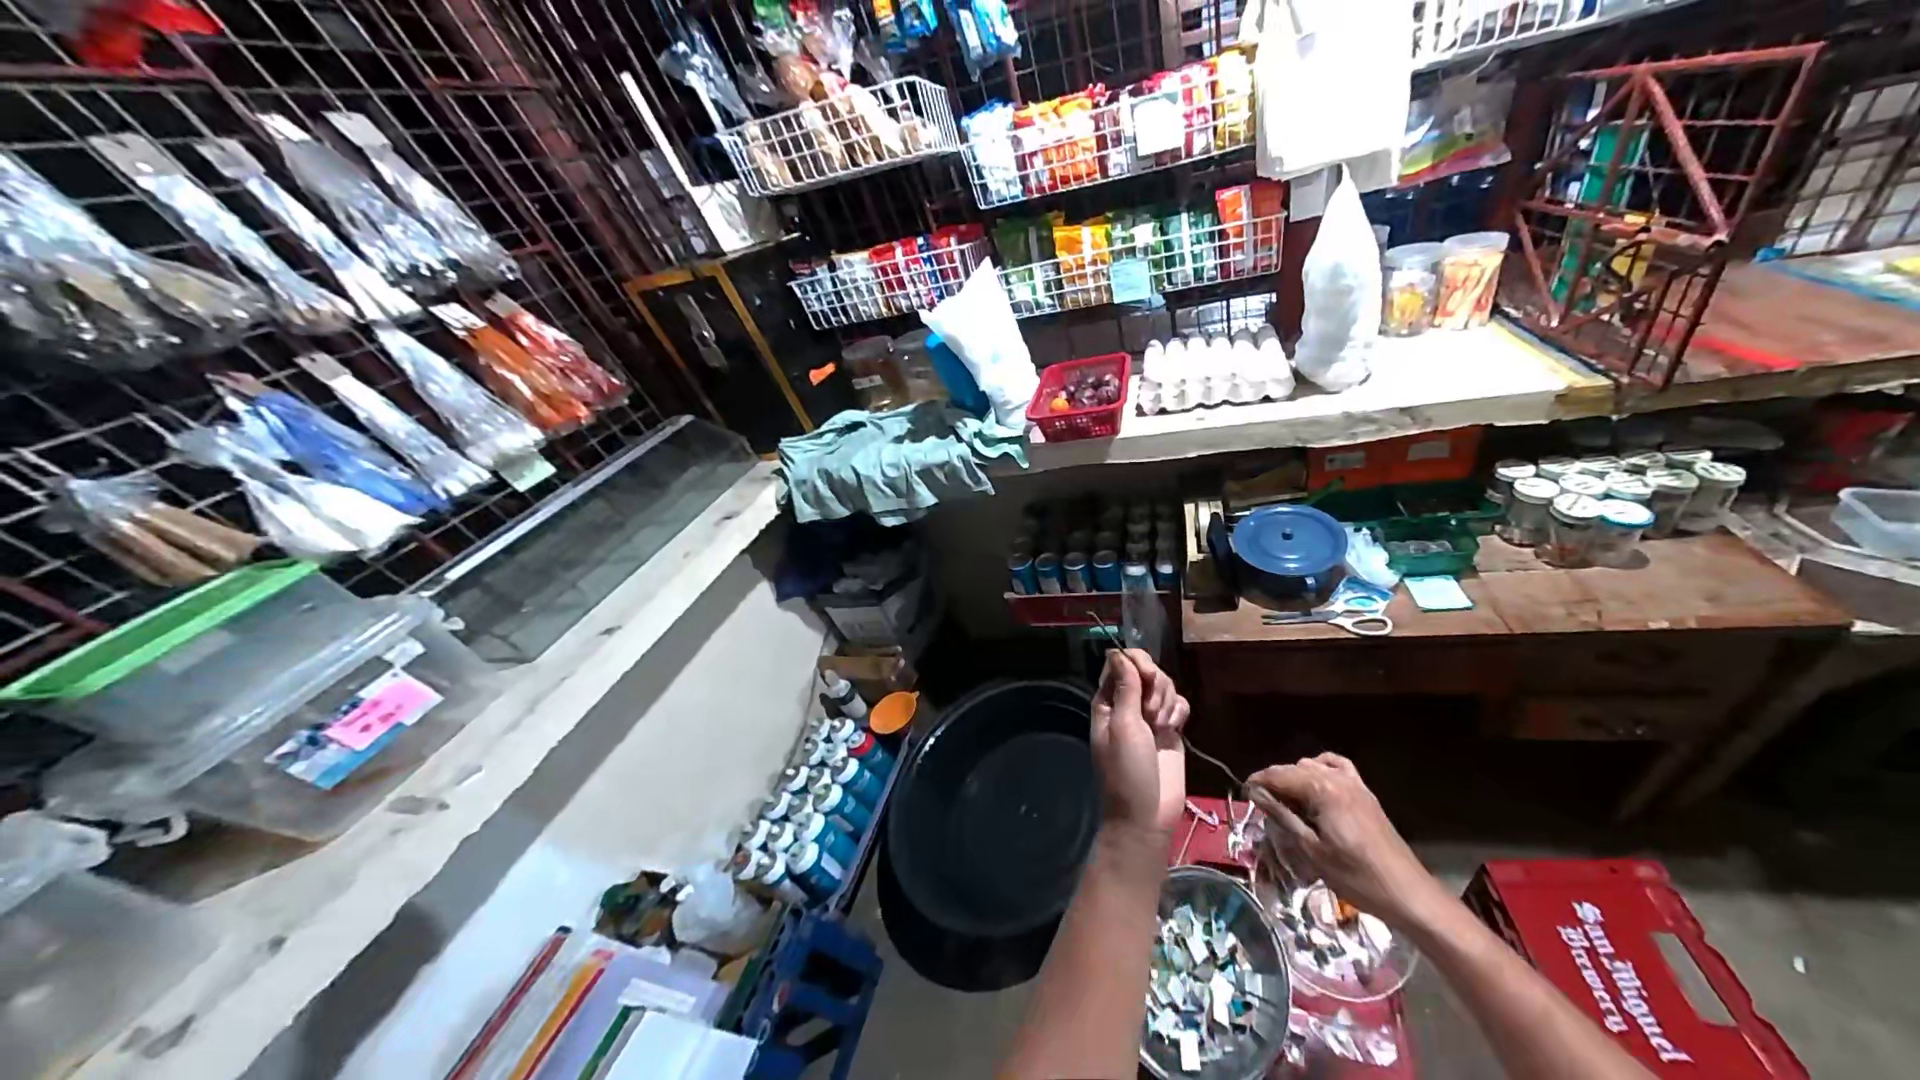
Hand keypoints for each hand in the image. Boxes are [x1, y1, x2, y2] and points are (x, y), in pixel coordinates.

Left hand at [1090, 649, 1190, 838]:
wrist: (1148, 814)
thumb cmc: (1127, 770)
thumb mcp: (1123, 726)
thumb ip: (1125, 687)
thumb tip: (1117, 651)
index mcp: (1107, 701)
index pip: (1120, 662)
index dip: (1137, 663)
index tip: (1146, 677)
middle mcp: (1127, 704)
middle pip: (1147, 670)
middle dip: (1155, 686)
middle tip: (1151, 715)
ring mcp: (1149, 716)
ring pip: (1165, 685)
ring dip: (1166, 702)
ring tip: (1161, 728)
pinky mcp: (1170, 728)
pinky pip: (1179, 704)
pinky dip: (1178, 713)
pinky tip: (1174, 730)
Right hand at [1246, 753, 1443, 926]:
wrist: (1408, 893)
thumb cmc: (1356, 876)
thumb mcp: (1311, 849)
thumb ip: (1282, 815)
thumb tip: (1256, 794)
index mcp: (1322, 789)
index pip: (1277, 775)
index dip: (1257, 783)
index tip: (1244, 797)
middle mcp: (1337, 778)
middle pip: (1292, 768)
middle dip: (1273, 782)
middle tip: (1261, 805)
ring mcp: (1354, 783)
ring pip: (1312, 767)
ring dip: (1294, 778)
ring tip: (1285, 802)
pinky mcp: (1365, 793)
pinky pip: (1336, 768)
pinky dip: (1320, 771)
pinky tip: (1314, 787)